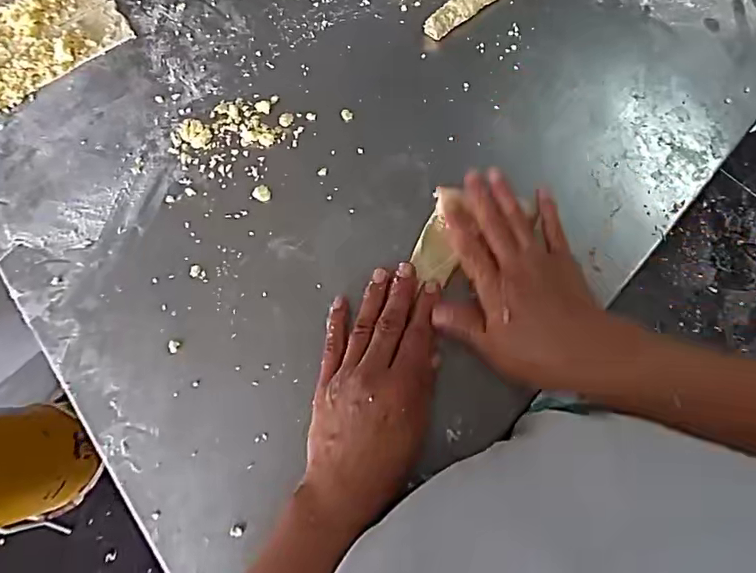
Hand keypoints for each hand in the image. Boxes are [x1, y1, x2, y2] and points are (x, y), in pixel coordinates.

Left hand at [297, 264, 438, 534]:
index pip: (415, 336)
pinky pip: (332, 344)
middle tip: (406, 267)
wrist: (340, 488)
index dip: (424, 308)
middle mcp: (371, 373)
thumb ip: (423, 387)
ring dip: (373, 298)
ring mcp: (345, 374)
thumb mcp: (416, 428)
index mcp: (400, 386)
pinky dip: (337, 321)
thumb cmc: (385, 465)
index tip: (430, 284)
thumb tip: (430, 351)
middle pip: (389, 325)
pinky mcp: (324, 380)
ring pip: (363, 327)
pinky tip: (341, 300)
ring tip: (381, 274)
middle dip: (400, 293)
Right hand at [430, 168, 621, 389]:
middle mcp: (514, 265)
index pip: (470, 251)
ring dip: (506, 196)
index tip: (446, 205)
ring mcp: (540, 259)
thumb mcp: (495, 349)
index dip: (457, 227)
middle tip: (470, 174)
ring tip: (495, 173)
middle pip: (493, 227)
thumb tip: (433, 308)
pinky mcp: (564, 260)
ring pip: (518, 221)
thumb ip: (464, 325)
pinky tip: (542, 192)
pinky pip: (553, 229)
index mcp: (495, 286)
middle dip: (480, 200)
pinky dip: (547, 210)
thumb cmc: (539, 355)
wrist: (592, 352)